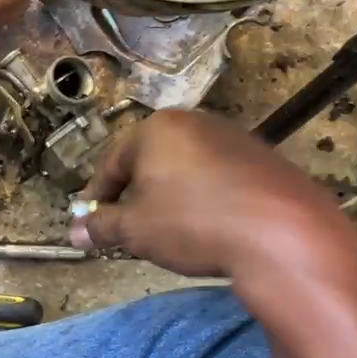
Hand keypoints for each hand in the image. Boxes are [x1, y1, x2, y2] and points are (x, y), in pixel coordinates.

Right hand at [72, 109, 356, 281]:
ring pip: (185, 170)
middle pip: (150, 161)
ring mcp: (234, 139)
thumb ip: (101, 227)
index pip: (111, 162)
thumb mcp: (134, 229)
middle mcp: (196, 123)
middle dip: (135, 195)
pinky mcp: (265, 161)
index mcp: (157, 129)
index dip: (96, 196)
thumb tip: (75, 232)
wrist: (281, 234)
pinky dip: (204, 201)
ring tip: (167, 233)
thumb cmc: (192, 223)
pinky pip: (218, 180)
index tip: (90, 223)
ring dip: (169, 198)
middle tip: (127, 228)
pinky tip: (207, 229)